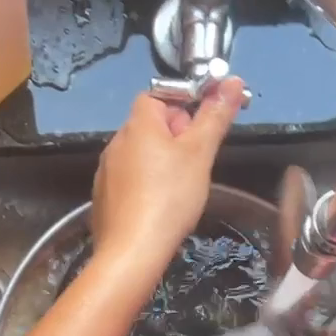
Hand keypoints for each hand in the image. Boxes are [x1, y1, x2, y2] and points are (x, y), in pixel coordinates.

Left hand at [89, 78, 244, 273]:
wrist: (131, 253)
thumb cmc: (169, 199)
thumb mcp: (200, 154)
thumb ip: (215, 116)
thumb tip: (233, 81)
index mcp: (137, 124)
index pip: (158, 96)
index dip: (182, 108)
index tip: (197, 133)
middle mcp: (115, 144)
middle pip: (148, 128)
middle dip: (173, 140)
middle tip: (192, 166)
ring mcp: (105, 174)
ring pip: (138, 158)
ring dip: (158, 167)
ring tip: (176, 193)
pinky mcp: (102, 202)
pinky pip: (127, 185)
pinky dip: (142, 190)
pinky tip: (156, 211)